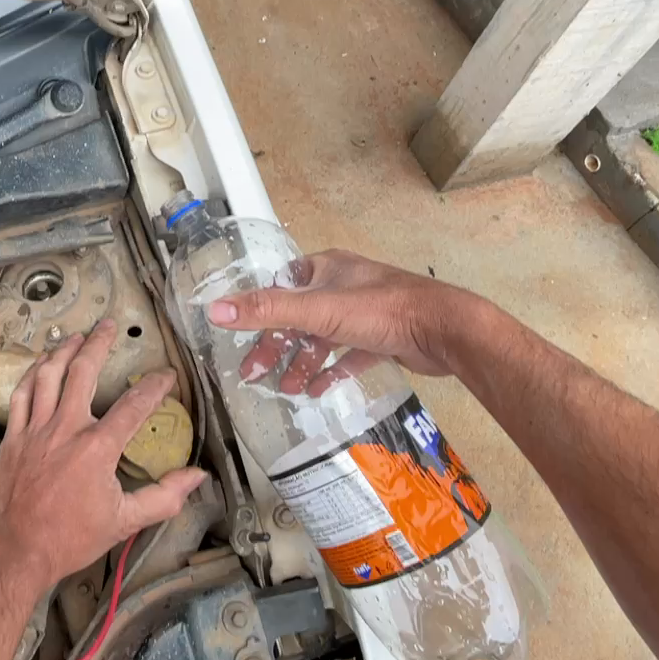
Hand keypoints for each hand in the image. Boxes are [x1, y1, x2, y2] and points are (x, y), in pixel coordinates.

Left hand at [0, 320, 209, 588]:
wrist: (13, 551)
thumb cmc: (68, 539)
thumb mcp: (124, 522)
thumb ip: (163, 496)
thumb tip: (196, 477)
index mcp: (97, 447)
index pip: (134, 405)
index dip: (155, 386)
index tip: (167, 375)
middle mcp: (66, 428)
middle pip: (84, 371)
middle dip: (99, 343)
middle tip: (108, 326)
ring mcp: (35, 428)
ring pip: (49, 375)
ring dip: (64, 350)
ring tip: (75, 336)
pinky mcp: (13, 435)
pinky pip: (21, 393)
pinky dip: (32, 374)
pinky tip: (40, 364)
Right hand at [205, 250, 486, 394]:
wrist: (445, 330)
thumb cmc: (379, 310)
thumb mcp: (316, 310)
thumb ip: (266, 311)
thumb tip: (213, 310)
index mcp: (324, 269)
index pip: (280, 289)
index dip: (259, 316)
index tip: (241, 343)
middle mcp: (342, 285)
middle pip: (298, 317)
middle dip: (278, 347)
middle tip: (257, 376)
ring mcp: (364, 311)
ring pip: (322, 337)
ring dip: (303, 362)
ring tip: (290, 390)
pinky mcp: (383, 336)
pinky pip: (348, 353)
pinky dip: (332, 369)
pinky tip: (320, 389)